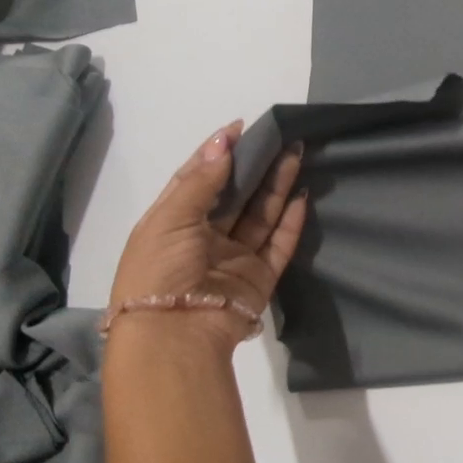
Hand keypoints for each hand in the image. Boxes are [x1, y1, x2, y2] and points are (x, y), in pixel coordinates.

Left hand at [107, 122, 307, 349]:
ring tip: (297, 155)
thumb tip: (224, 143)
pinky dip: (291, 221)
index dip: (216, 154)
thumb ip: (201, 181)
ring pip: (260, 215)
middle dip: (255, 165)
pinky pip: (279, 244)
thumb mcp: (169, 219)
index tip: (240, 129)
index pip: (195, 179)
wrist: (176, 333)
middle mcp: (203, 238)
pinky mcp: (260, 276)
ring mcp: (234, 257)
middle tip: (279, 137)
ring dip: (277, 186)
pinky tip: (302, 196)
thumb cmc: (160, 270)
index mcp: (171, 223)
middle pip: (235, 195)